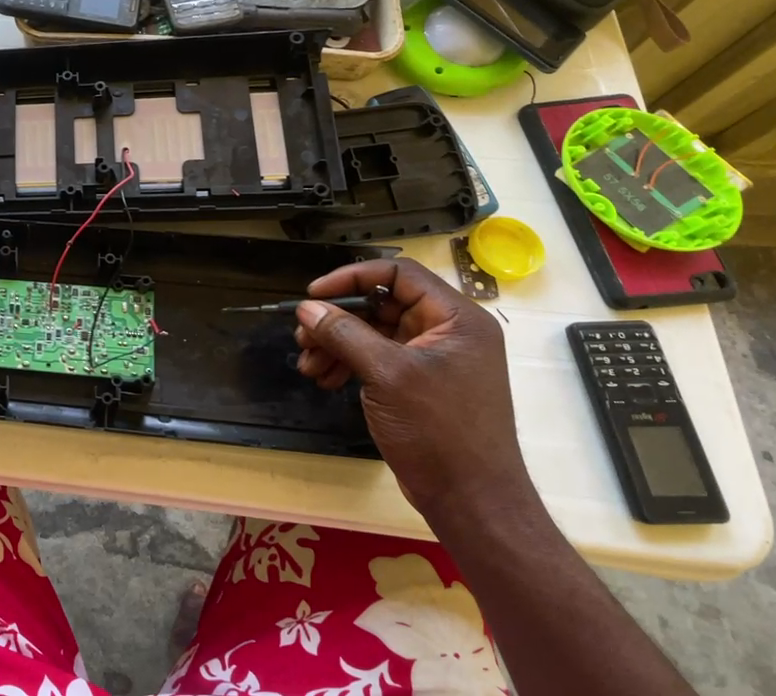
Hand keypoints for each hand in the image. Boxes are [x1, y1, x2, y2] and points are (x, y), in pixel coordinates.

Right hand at [294, 258, 533, 516]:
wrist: (471, 500)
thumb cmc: (438, 430)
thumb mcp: (387, 375)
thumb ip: (345, 334)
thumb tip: (307, 309)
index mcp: (456, 319)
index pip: (399, 275)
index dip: (353, 278)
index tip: (314, 295)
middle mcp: (447, 332)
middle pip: (381, 305)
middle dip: (338, 320)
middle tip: (304, 337)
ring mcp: (433, 359)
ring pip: (373, 333)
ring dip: (336, 344)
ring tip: (308, 365)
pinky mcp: (418, 384)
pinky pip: (376, 359)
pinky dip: (348, 364)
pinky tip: (324, 379)